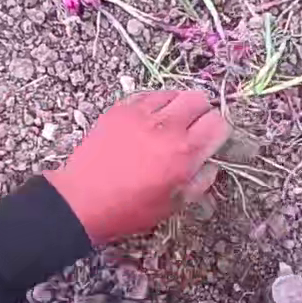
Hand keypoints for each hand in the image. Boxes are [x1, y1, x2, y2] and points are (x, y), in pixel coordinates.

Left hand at [46, 91, 228, 244]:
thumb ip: (200, 181)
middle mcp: (167, 127)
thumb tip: (210, 165)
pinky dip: (155, 104)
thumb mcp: (174, 205)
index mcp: (185, 152)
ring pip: (174, 93)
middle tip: (194, 128)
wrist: (82, 201)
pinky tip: (149, 120)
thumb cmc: (130, 209)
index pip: (218, 122)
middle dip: (202, 112)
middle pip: (199, 99)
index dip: (219, 131)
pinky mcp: (121, 110)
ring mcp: (142, 114)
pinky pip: (148, 95)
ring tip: (171, 123)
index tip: (212, 139)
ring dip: (178, 105)